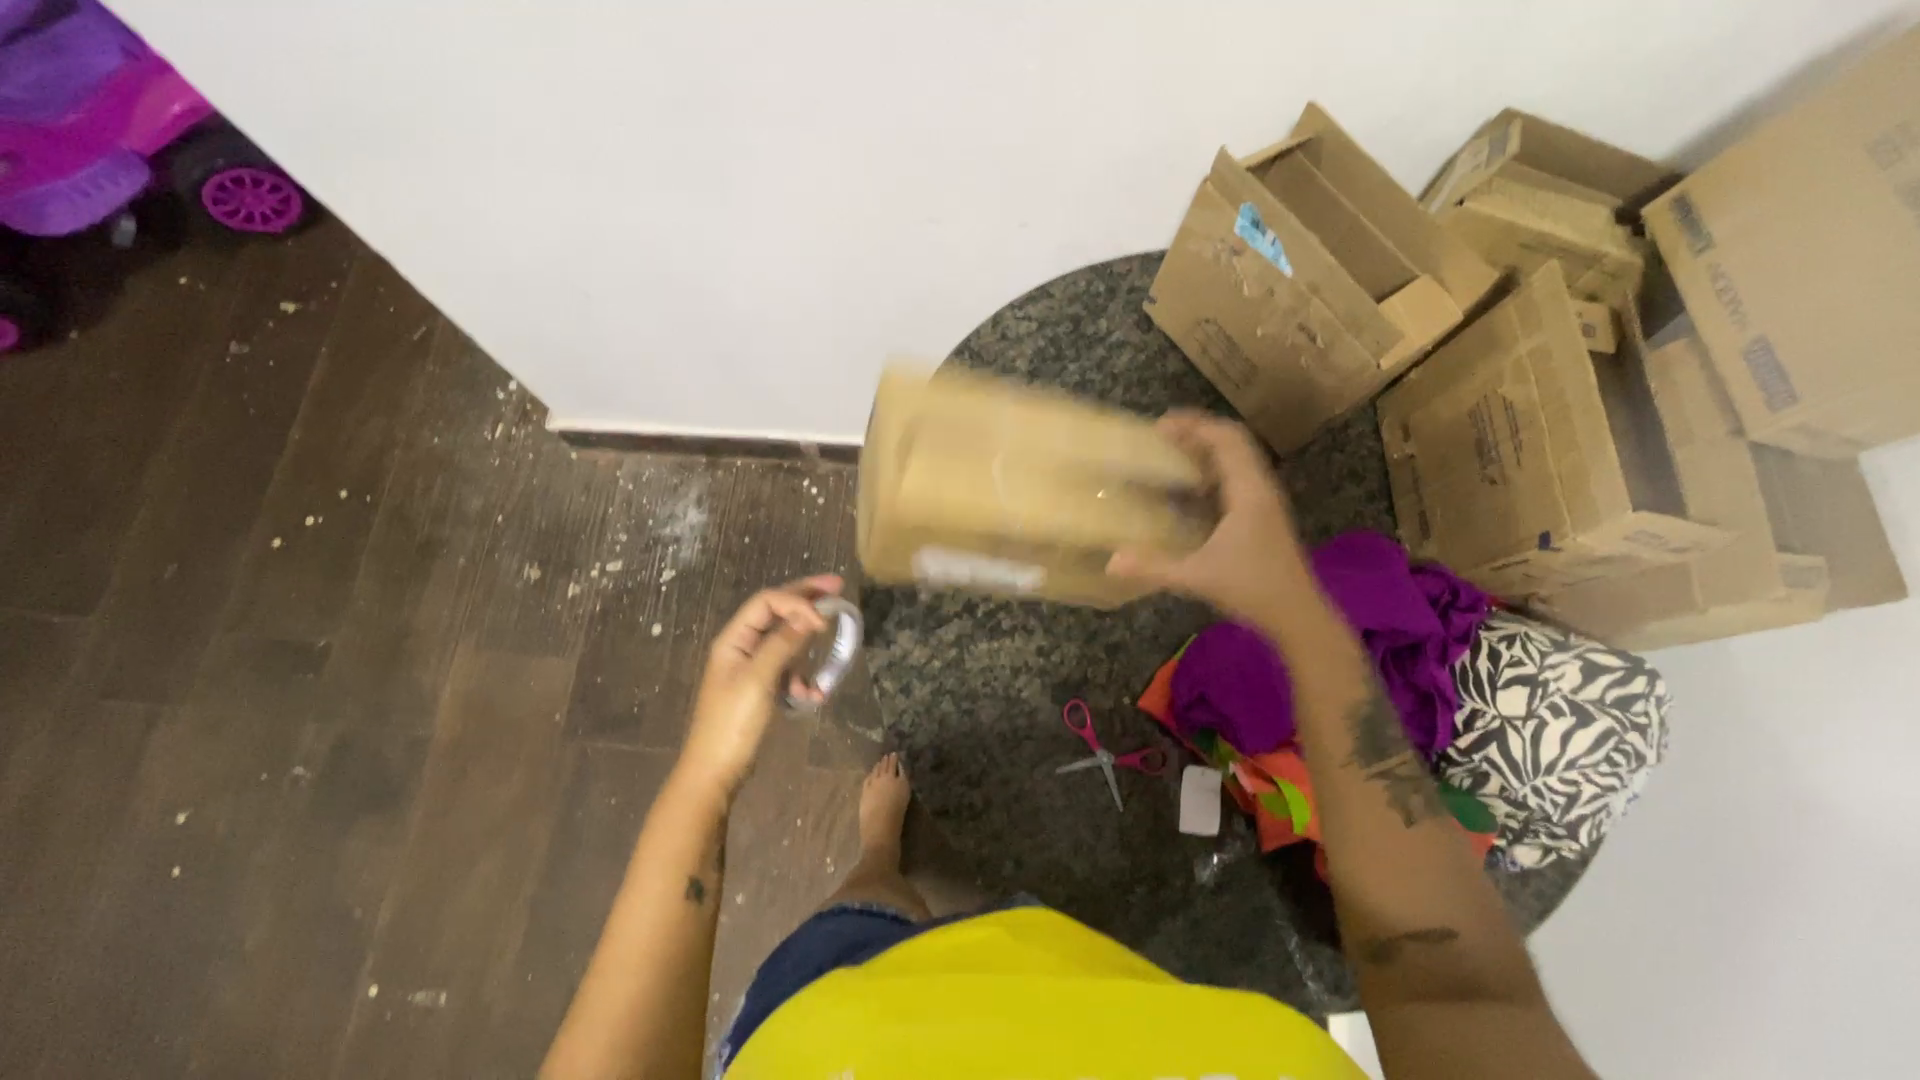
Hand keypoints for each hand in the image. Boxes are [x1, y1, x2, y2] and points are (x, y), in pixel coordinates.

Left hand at [678, 574, 841, 797]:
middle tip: (838, 589)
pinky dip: (801, 678)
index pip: (767, 601)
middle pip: (776, 613)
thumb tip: (810, 615)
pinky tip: (812, 695)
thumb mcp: (758, 680)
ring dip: (807, 649)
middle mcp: (741, 646)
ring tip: (828, 657)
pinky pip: (786, 670)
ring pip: (785, 643)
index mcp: (733, 639)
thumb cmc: (732, 723)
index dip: (798, 601)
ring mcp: (750, 667)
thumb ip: (783, 644)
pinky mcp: (760, 688)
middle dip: (806, 602)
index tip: (826, 616)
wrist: (715, 770)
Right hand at [1107, 411, 1311, 621]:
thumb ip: (1154, 567)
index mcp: (1249, 492)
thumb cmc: (1252, 589)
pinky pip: (1239, 479)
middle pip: (1234, 442)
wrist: (1298, 615)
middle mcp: (1261, 488)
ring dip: (1208, 450)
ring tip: (1174, 455)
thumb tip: (1111, 561)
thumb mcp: (1197, 577)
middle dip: (1199, 432)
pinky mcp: (1265, 517)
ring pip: (1239, 460)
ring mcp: (1266, 503)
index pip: (1226, 440)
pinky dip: (1215, 471)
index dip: (1194, 426)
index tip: (1160, 426)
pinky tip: (1192, 490)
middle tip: (1163, 435)